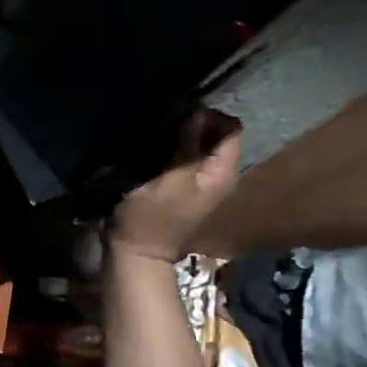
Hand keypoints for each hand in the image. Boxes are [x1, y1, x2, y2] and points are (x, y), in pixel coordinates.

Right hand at [108, 108, 242, 262]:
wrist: (136, 254)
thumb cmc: (151, 218)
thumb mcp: (171, 179)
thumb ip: (188, 146)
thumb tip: (197, 113)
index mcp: (222, 173)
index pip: (231, 130)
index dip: (210, 117)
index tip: (180, 116)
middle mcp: (217, 176)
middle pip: (215, 138)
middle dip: (194, 127)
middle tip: (165, 125)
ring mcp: (199, 185)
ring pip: (198, 148)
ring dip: (181, 140)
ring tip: (157, 137)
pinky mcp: (180, 190)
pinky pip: (183, 161)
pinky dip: (172, 154)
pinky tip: (154, 154)